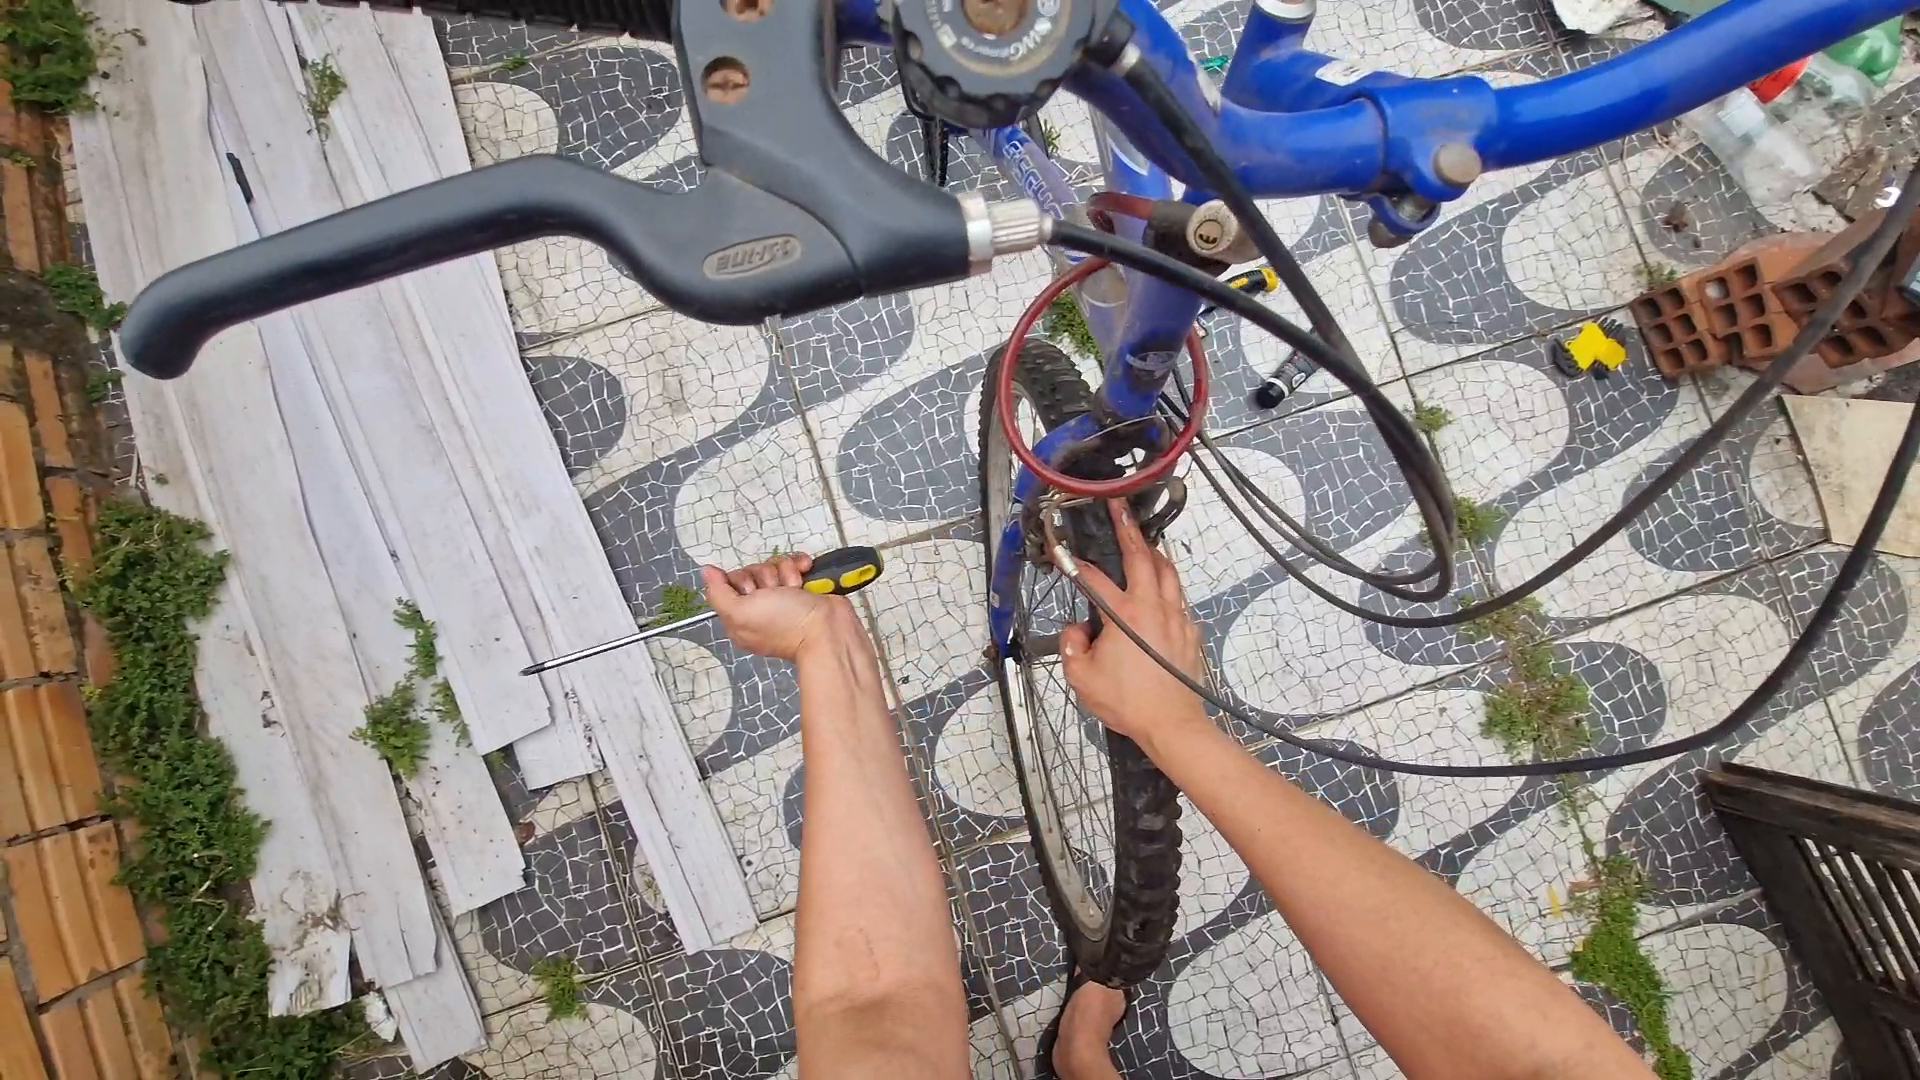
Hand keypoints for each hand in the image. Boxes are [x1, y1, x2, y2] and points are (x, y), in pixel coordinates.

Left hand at [701, 553, 850, 661]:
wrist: (828, 629)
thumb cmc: (784, 624)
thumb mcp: (740, 613)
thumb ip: (718, 593)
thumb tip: (706, 571)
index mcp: (740, 617)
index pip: (731, 582)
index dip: (741, 581)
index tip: (752, 593)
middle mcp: (760, 606)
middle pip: (753, 571)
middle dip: (766, 577)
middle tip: (776, 594)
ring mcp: (783, 597)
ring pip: (774, 567)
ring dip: (786, 573)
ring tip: (795, 589)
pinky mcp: (802, 588)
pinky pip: (794, 565)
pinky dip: (800, 565)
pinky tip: (806, 571)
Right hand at [1059, 501, 1209, 747]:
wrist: (1171, 724)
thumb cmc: (1125, 701)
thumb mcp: (1082, 677)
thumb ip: (1072, 645)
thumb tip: (1078, 629)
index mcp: (1124, 615)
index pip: (1095, 579)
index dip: (1074, 564)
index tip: (1062, 552)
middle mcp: (1153, 607)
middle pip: (1143, 558)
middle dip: (1129, 530)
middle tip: (1121, 509)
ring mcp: (1176, 617)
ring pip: (1169, 573)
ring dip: (1154, 554)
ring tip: (1145, 543)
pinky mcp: (1190, 632)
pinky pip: (1179, 599)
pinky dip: (1168, 587)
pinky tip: (1160, 593)